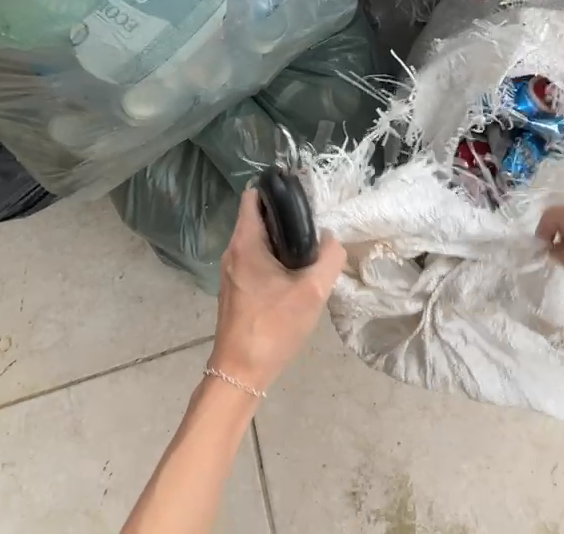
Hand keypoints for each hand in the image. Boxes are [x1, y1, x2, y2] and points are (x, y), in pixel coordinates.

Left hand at [210, 188, 345, 393]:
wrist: (240, 373)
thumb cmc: (273, 326)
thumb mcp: (313, 290)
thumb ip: (329, 257)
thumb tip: (331, 239)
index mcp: (245, 243)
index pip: (253, 196)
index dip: (277, 190)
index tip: (302, 196)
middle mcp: (233, 252)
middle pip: (257, 217)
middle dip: (285, 216)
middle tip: (314, 223)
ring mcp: (232, 272)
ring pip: (257, 241)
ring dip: (281, 240)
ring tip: (309, 248)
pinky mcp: (236, 290)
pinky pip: (255, 260)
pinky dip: (273, 258)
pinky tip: (294, 275)